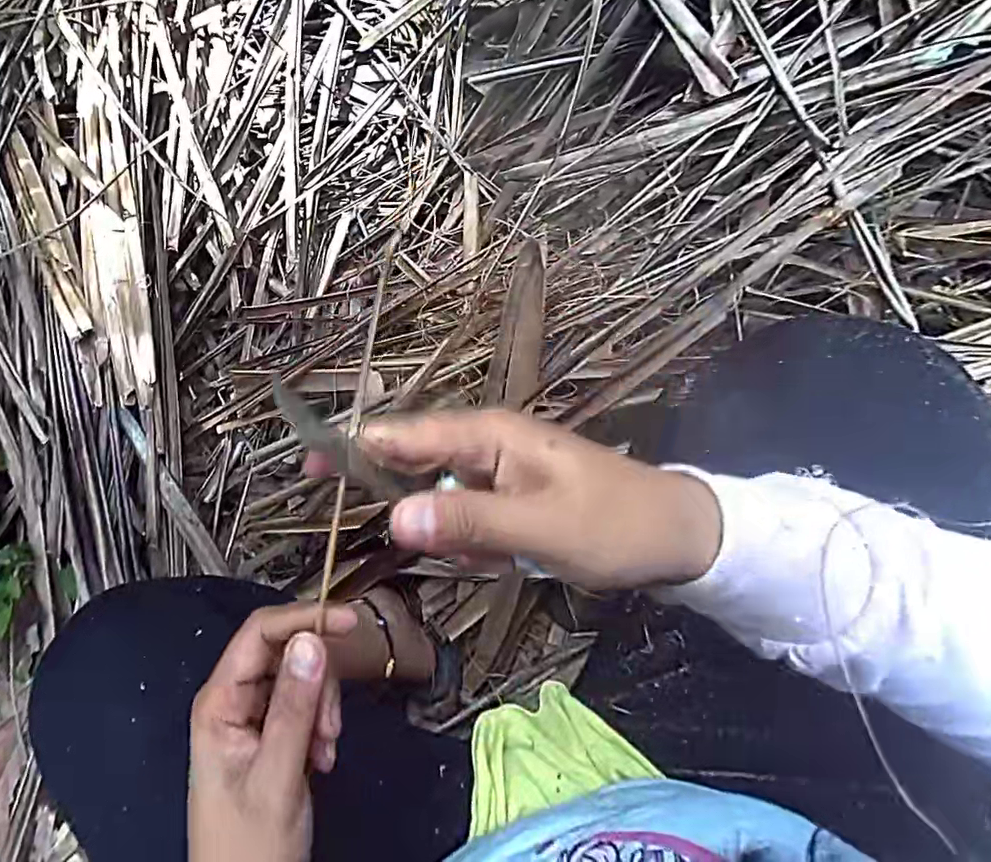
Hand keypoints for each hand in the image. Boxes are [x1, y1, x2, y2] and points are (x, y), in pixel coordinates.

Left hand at [188, 602, 357, 861]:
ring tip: (323, 750)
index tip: (346, 620)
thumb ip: (294, 707)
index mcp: (219, 701)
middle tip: (330, 722)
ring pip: (298, 678)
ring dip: (321, 708)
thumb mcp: (276, 777)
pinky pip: (302, 704)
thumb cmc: (246, 852)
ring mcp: (250, 716)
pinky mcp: (268, 732)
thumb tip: (310, 641)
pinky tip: (320, 757)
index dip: (303, 618)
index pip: (260, 632)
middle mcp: (232, 700)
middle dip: (317, 681)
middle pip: (283, 652)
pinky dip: (319, 725)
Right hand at [352, 409, 722, 589]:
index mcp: (487, 434)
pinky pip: (464, 509)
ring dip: (442, 524)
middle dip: (392, 488)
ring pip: (437, 489)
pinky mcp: (506, 490)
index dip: (355, 446)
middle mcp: (484, 441)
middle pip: (412, 456)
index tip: (310, 461)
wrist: (680, 535)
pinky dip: (468, 536)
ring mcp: (495, 465)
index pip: (406, 434)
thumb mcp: (540, 527)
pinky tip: (501, 558)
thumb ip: (466, 521)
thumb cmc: (613, 525)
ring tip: (490, 556)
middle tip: (369, 515)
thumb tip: (396, 518)